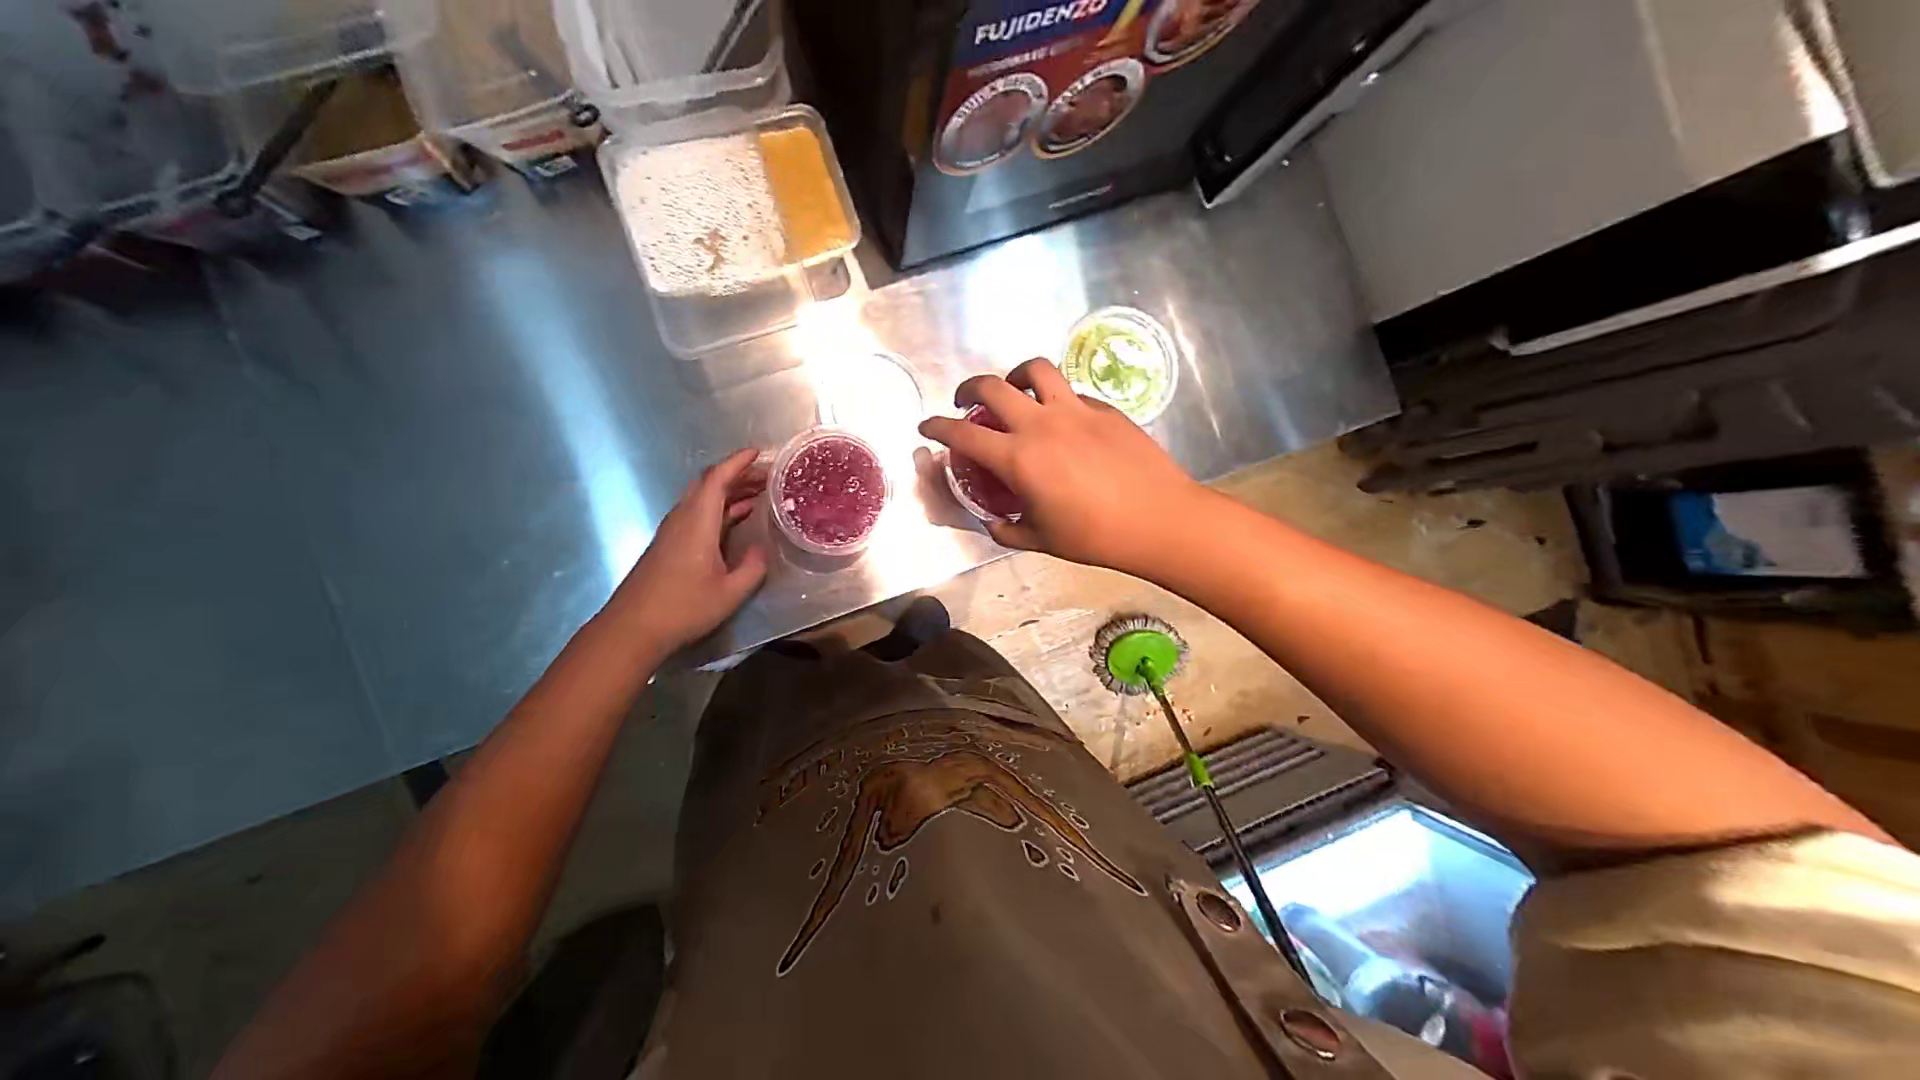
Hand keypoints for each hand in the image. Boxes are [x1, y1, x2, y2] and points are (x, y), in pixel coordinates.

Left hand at [599, 448, 768, 657]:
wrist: (632, 629)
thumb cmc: (683, 608)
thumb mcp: (730, 592)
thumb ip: (752, 567)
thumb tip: (760, 549)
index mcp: (697, 522)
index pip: (717, 479)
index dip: (738, 462)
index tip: (759, 453)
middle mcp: (682, 519)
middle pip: (708, 485)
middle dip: (737, 475)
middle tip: (766, 476)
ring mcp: (672, 532)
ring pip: (702, 500)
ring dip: (729, 493)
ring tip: (757, 495)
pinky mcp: (669, 546)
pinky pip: (697, 514)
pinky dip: (719, 509)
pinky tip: (735, 521)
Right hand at [918, 359, 1211, 574]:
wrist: (1158, 519)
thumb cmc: (1094, 536)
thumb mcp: (1040, 539)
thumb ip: (1007, 527)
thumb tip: (993, 521)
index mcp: (1018, 458)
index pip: (962, 434)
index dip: (937, 427)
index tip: (927, 426)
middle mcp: (1041, 424)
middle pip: (992, 386)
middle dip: (968, 389)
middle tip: (964, 401)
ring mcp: (1075, 411)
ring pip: (1036, 370)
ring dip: (1015, 376)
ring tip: (1014, 390)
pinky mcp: (1104, 409)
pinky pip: (1070, 392)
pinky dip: (1055, 399)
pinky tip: (1062, 419)